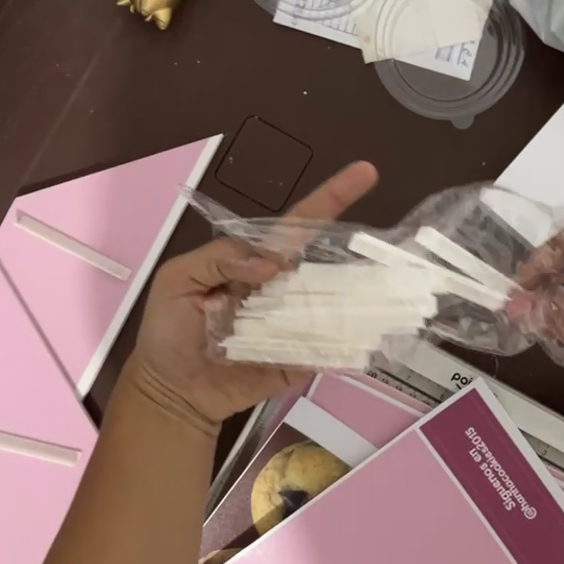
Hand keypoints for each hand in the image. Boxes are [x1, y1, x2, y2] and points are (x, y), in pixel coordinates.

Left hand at [126, 162, 378, 432]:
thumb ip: (219, 259)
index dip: (329, 201)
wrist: (169, 391)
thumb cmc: (169, 331)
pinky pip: (327, 352)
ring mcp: (296, 326)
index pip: (296, 228)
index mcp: (257, 264)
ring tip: (392, 290)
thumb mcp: (177, 280)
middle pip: (327, 265)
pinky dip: (346, 348)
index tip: (365, 172)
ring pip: (335, 306)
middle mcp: (284, 290)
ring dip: (361, 298)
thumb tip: (272, 262)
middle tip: (394, 247)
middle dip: (359, 252)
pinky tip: (366, 343)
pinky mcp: (300, 361)